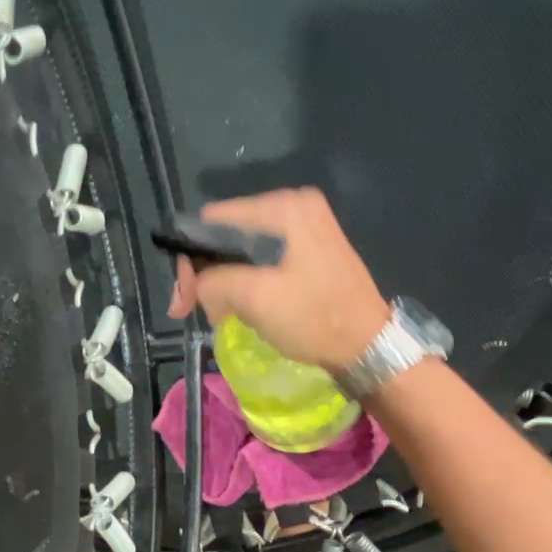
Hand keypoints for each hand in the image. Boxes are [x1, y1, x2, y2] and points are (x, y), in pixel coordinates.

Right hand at [165, 188, 389, 372]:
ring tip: (221, 315)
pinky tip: (243, 308)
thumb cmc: (314, 318)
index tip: (184, 301)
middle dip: (206, 274)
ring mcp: (304, 227)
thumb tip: (195, 284)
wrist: (366, 345)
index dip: (190, 260)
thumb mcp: (255, 297)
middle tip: (196, 312)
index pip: (213, 221)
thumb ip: (214, 280)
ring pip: (241, 251)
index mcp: (283, 208)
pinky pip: (261, 260)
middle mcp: (293, 206)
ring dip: (224, 283)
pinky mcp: (309, 250)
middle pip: (227, 235)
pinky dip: (245, 284)